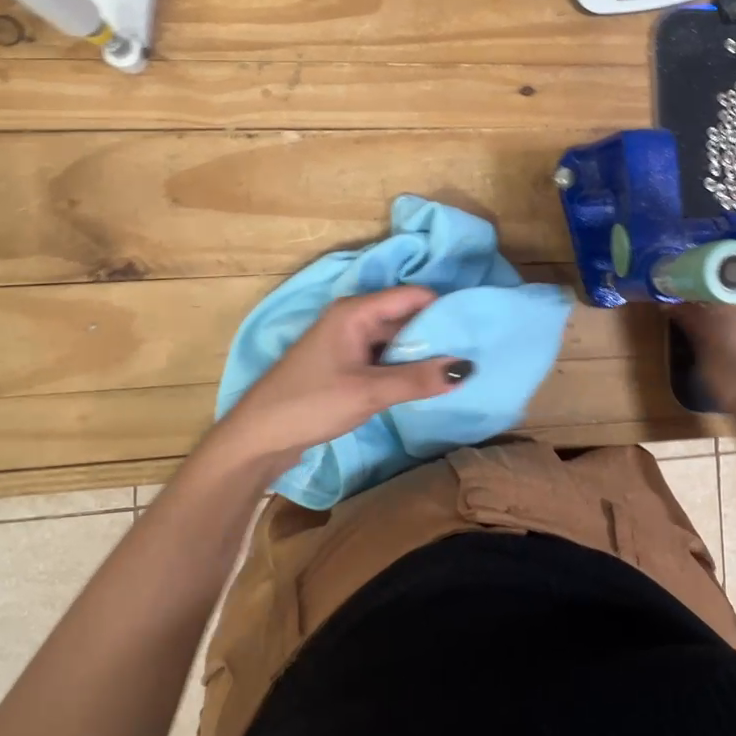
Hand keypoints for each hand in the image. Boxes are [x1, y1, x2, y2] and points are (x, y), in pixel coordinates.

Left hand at [208, 286, 471, 470]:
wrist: (257, 439)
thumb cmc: (310, 404)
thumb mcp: (370, 392)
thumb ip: (419, 379)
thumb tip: (468, 368)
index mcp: (356, 311)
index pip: (413, 296)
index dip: (446, 308)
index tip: (477, 327)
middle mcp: (353, 318)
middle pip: (407, 316)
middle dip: (438, 333)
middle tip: (476, 352)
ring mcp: (348, 343)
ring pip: (397, 340)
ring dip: (423, 353)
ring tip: (460, 368)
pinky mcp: (345, 366)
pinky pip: (385, 357)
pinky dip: (405, 367)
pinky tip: (427, 383)